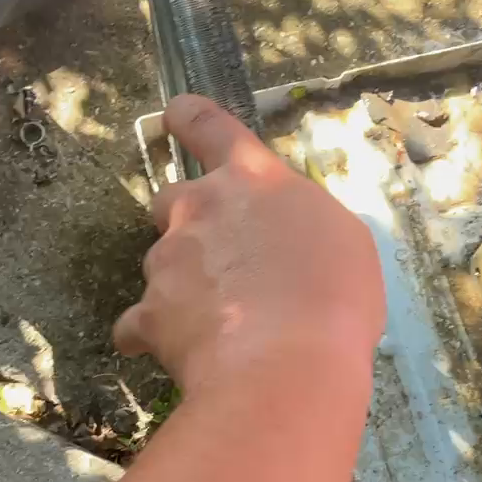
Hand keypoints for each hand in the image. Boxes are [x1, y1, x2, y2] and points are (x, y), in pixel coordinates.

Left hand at [114, 95, 384, 396]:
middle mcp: (201, 209)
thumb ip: (304, 228)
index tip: (174, 116)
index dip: (189, 118)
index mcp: (254, 182)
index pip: (210, 127)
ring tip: (213, 327)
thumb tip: (290, 244)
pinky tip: (175, 356)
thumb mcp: (344, 245)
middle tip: (213, 261)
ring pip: (158, 265)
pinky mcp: (149, 313)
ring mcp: (168, 261)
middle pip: (170, 200)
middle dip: (183, 225)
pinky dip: (150, 338)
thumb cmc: (335, 300)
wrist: (288, 365)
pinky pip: (136, 326)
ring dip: (177, 287)